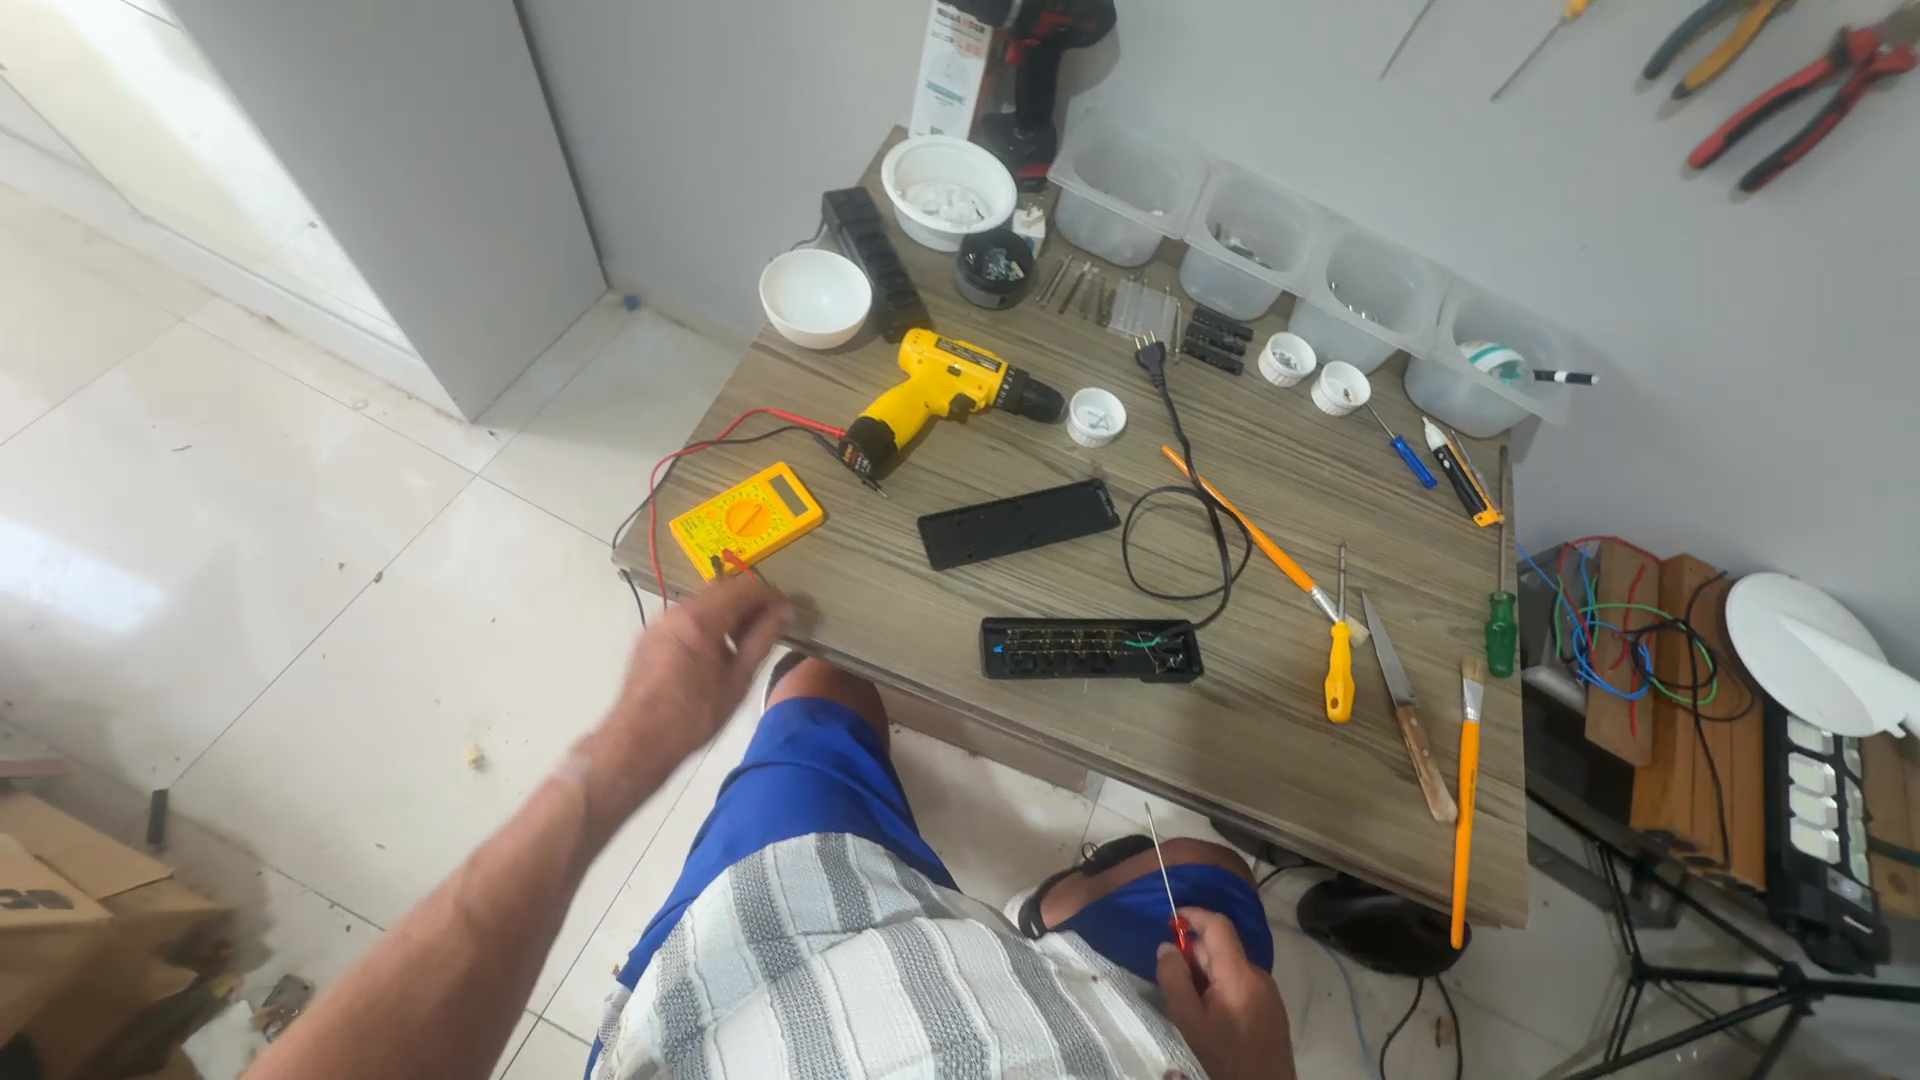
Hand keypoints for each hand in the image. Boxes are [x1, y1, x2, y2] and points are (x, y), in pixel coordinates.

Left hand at [579, 576, 787, 819]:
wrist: (638, 742)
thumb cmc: (695, 715)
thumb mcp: (738, 679)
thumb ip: (762, 638)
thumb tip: (784, 611)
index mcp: (701, 620)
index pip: (744, 589)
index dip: (770, 595)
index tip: (787, 610)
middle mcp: (677, 611)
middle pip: (722, 590)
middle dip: (749, 601)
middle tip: (770, 623)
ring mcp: (660, 622)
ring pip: (703, 602)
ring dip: (728, 610)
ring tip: (745, 638)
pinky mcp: (650, 635)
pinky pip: (686, 616)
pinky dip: (707, 621)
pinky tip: (716, 648)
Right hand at [1156, 908, 1295, 1079]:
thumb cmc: (1227, 1059)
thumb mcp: (1190, 1021)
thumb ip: (1174, 979)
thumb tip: (1167, 946)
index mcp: (1239, 973)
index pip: (1218, 925)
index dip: (1193, 915)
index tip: (1170, 921)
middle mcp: (1258, 975)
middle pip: (1220, 948)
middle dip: (1193, 955)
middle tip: (1175, 982)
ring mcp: (1269, 992)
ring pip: (1229, 967)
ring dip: (1206, 974)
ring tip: (1192, 1005)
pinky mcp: (1272, 1009)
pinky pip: (1241, 983)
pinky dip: (1221, 987)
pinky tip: (1213, 1015)